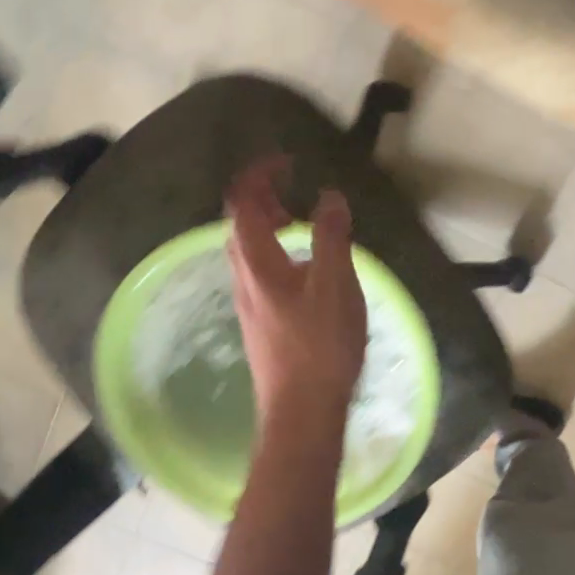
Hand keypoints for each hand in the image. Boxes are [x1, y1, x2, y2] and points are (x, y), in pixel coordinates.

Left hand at [226, 155, 367, 425]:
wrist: (301, 412)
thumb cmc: (320, 346)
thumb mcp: (335, 285)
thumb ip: (331, 237)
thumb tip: (329, 197)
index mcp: (257, 262)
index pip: (242, 201)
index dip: (260, 174)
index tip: (288, 163)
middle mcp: (243, 279)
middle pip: (238, 225)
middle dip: (262, 200)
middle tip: (294, 195)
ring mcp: (249, 304)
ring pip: (248, 252)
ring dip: (268, 229)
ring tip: (301, 229)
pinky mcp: (260, 324)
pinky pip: (260, 274)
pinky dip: (277, 255)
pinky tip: (306, 275)